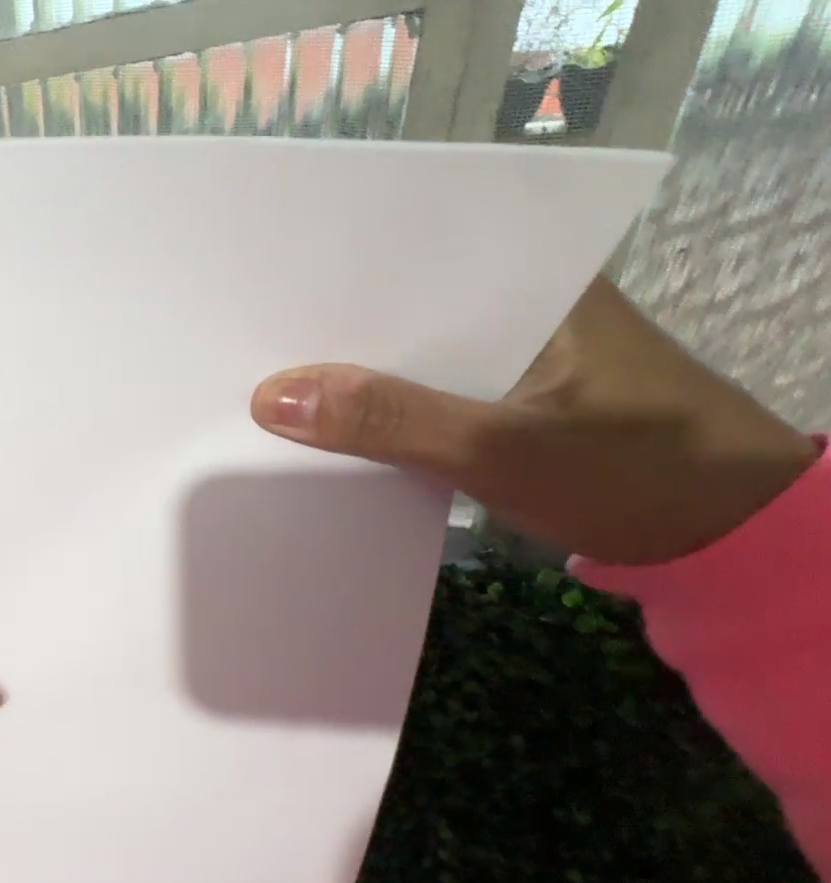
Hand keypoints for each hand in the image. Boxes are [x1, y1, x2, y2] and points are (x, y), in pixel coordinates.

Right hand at [250, 276, 818, 564]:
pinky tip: (324, 426)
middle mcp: (517, 310)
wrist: (719, 542)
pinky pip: (416, 396)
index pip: (417, 259)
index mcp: (535, 285)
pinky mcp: (497, 405)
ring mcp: (507, 360)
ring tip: (267, 382)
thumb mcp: (501, 447)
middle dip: (330, 332)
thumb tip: (270, 398)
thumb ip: (390, 420)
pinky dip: (375, 412)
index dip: (338, 277)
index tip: (263, 295)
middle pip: (401, 312)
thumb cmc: (634, 475)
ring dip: (349, 378)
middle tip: (245, 344)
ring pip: (405, 358)